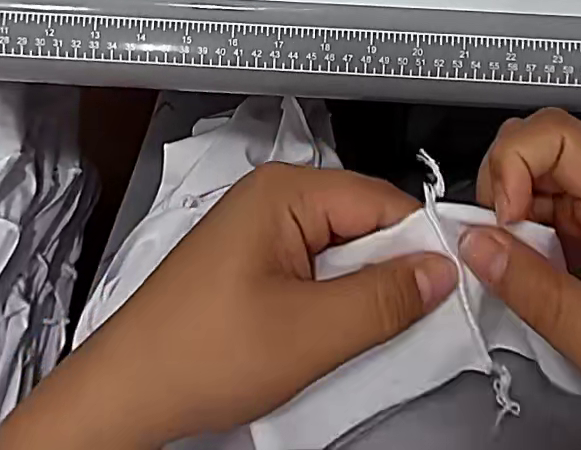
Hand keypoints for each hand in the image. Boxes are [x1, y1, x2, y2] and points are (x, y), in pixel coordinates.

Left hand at [0, 163, 458, 449]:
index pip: (378, 198)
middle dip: (388, 268)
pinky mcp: (255, 253)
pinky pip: (313, 261)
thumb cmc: (201, 352)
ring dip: (360, 286)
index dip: (420, 240)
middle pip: (359, 219)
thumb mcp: (309, 333)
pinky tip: (333, 328)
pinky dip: (333, 294)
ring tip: (364, 331)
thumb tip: (438, 269)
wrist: (128, 391)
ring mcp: (261, 223)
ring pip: (339, 245)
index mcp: (285, 190)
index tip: (452, 283)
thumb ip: (383, 299)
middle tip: (411, 319)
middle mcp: (273, 195)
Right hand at [458, 109, 580, 449]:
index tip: (501, 221)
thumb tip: (473, 243)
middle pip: (540, 147)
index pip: (559, 136)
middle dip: (501, 182)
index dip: (515, 162)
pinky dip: (519, 242)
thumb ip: (541, 295)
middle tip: (494, 242)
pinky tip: (528, 279)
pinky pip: (543, 219)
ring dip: (507, 217)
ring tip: (513, 271)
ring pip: (535, 182)